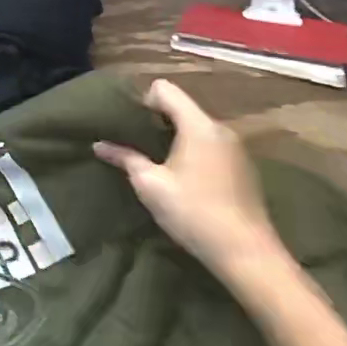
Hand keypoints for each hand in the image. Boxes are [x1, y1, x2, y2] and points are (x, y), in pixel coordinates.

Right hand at [94, 80, 284, 278]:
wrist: (248, 256)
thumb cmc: (194, 212)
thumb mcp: (149, 184)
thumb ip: (124, 157)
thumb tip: (99, 145)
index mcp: (199, 126)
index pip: (165, 89)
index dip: (142, 100)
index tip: (129, 125)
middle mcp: (221, 130)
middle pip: (182, 106)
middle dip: (156, 119)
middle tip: (135, 142)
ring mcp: (236, 149)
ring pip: (196, 127)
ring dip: (174, 136)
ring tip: (155, 159)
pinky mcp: (243, 169)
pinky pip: (210, 144)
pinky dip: (192, 150)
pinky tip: (182, 177)